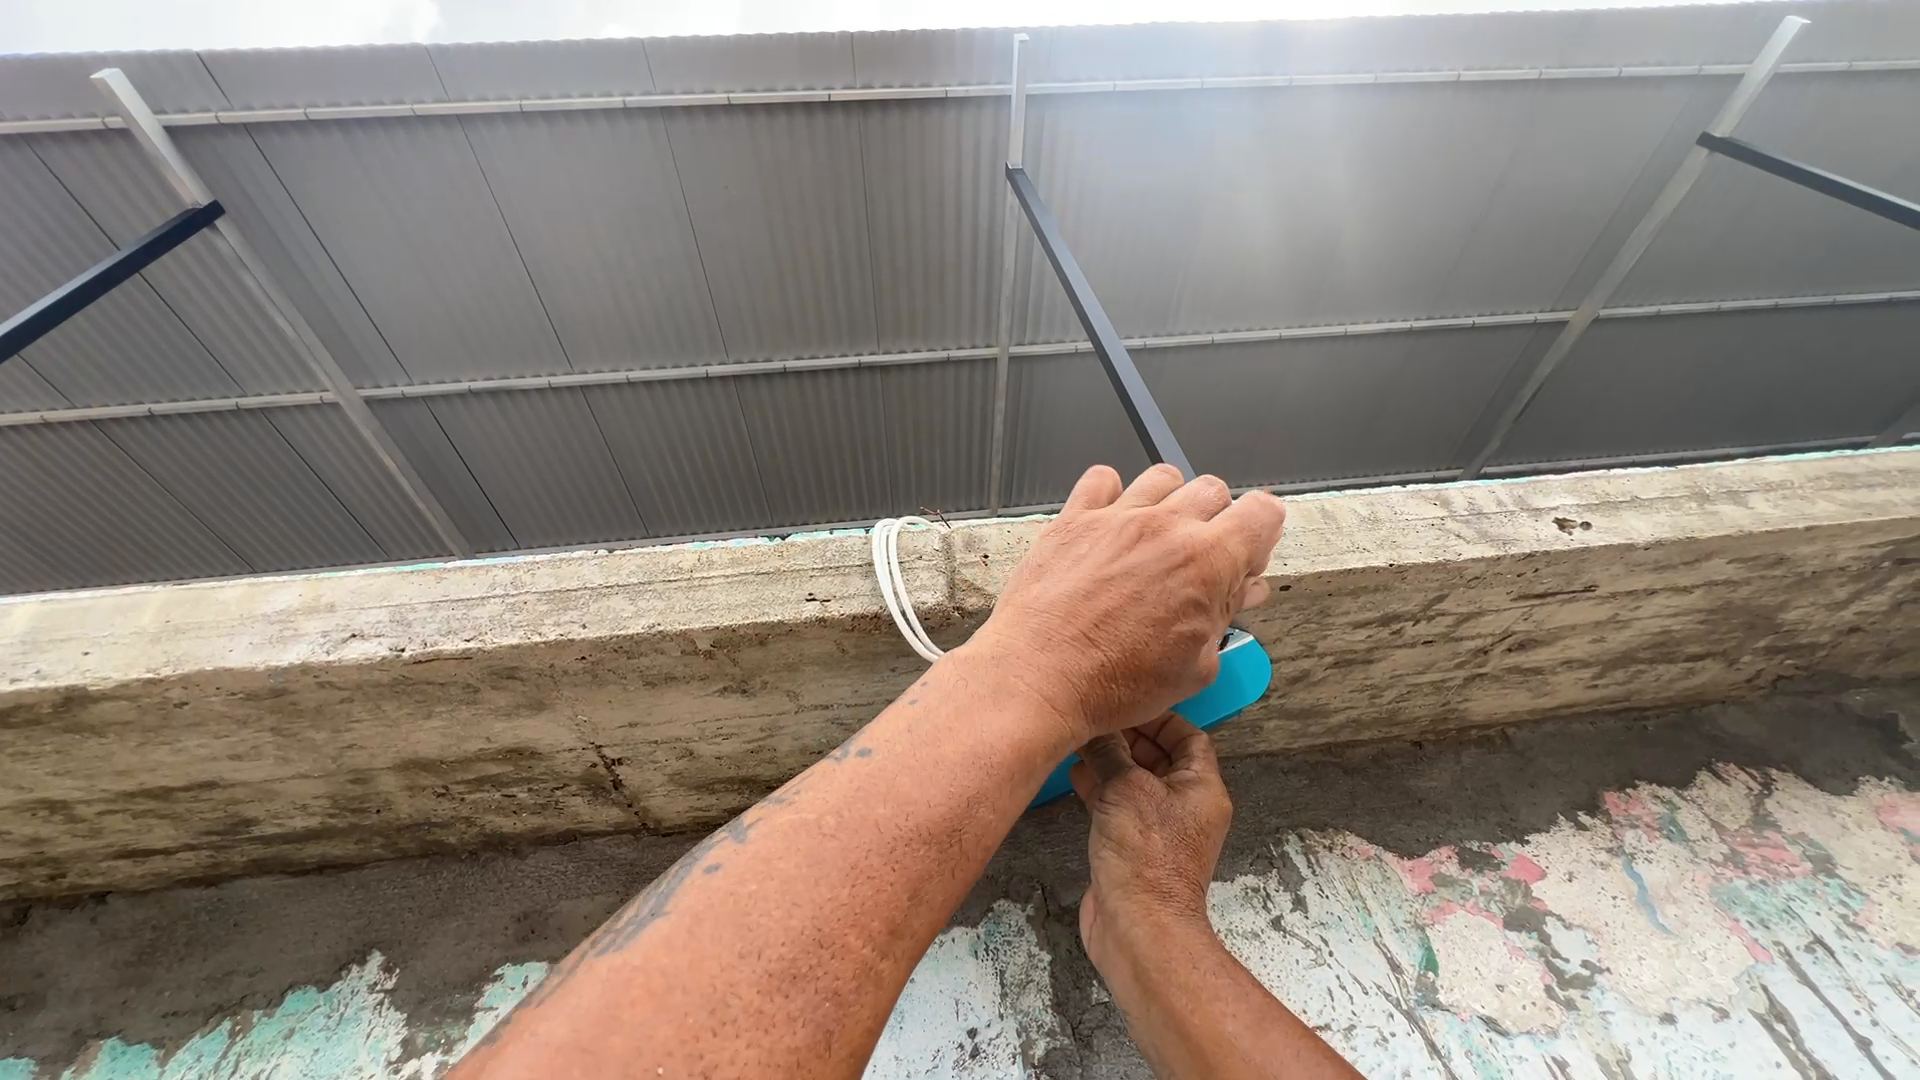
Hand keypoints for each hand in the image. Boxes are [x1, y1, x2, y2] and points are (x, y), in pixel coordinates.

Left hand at [970, 464, 1284, 744]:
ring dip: (1169, 501)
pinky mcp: (1073, 520)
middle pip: (1213, 490)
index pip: (1263, 511)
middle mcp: (1164, 528)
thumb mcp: (1194, 667)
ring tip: (1156, 539)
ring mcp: (1115, 518)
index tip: (1247, 553)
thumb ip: (1226, 617)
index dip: (1262, 531)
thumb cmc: (1110, 681)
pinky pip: (1101, 479)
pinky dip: (1110, 492)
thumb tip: (1242, 592)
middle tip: (1201, 559)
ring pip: (1162, 477)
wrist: (1039, 676)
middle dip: (1216, 520)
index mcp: (1206, 562)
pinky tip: (1110, 522)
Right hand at [1068, 714, 1232, 975]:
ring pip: (1134, 780)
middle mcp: (1184, 805)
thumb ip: (1111, 751)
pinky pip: (1118, 804)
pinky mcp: (1132, 845)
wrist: (1138, 926)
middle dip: (1127, 737)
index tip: (1126, 704)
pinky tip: (1074, 774)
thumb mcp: (1127, 788)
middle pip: (1158, 756)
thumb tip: (1097, 725)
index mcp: (1201, 787)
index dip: (1159, 717)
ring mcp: (1158, 827)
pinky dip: (1099, 787)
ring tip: (1079, 740)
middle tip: (1094, 717)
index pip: (1189, 737)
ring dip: (1109, 761)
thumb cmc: (1145, 854)